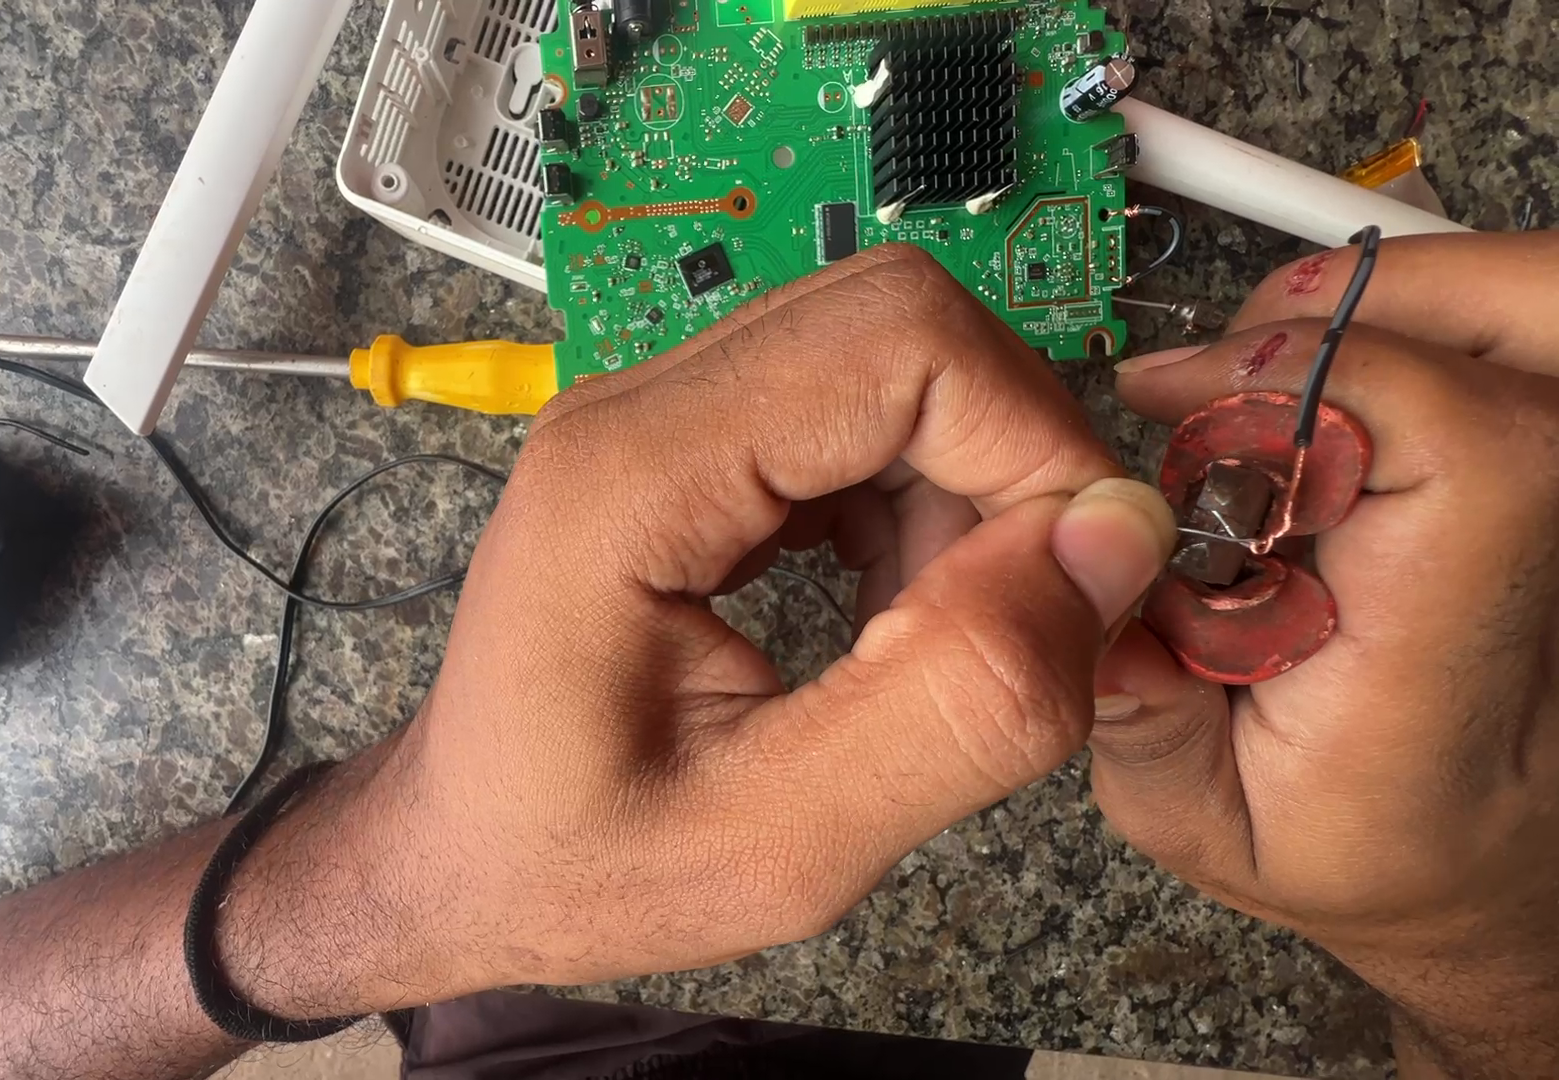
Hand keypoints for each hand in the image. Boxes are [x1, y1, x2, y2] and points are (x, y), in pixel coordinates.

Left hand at [221, 245, 1174, 1015]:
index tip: (1066, 584)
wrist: (460, 848)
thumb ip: (957, 697)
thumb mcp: (776, 840)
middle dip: (994, 456)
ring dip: (947, 483)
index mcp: (631, 474)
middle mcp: (629, 411)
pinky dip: (896, 494)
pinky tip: (875, 598)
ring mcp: (643, 422)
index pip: (896, 339)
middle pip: (889, 326)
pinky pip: (829, 416)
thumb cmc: (573, 859)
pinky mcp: (667, 453)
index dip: (1028, 439)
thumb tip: (1105, 545)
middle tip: (991, 613)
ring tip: (917, 625)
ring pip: (870, 365)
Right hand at [1096, 232, 1558, 1076]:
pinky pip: (1517, 374)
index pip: (1472, 458)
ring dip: (1395, 314)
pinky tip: (1312, 396)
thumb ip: (1132, 714)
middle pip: (1550, 349)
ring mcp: (1553, 540)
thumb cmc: (1333, 851)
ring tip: (1258, 367)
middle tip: (1228, 349)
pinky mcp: (1538, 515)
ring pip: (1546, 339)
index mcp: (1441, 661)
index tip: (1173, 392)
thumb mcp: (1185, 816)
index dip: (1321, 384)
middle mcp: (1540, 579)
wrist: (1470, 877)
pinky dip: (1418, 344)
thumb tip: (1082, 586)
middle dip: (1374, 308)